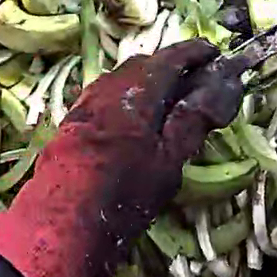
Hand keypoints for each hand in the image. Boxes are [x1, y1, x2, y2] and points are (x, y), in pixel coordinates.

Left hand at [0, 40, 245, 276]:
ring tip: (170, 97)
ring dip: (149, 80)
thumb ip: (192, 119)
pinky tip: (136, 117)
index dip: (194, 52)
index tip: (214, 52)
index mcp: (136, 90)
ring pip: (124, 79)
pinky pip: (108, 94)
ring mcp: (87, 101)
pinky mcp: (74, 119)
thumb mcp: (168, 160)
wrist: (60, 223)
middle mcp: (108, 85)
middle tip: (195, 77)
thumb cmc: (123, 193)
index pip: (171, 58)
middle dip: (172, 65)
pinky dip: (130, 95)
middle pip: (145, 64)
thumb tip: (217, 86)